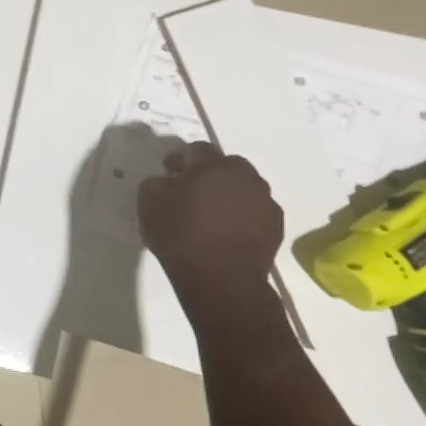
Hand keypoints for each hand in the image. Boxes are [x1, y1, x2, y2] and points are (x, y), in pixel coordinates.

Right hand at [138, 142, 283, 293]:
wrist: (220, 277)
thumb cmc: (180, 234)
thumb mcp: (149, 202)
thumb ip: (157, 182)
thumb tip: (168, 180)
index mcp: (214, 167)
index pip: (196, 148)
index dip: (179, 158)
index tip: (168, 172)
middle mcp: (245, 177)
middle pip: (226, 164)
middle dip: (209, 172)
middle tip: (190, 190)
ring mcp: (265, 201)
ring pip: (243, 187)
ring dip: (227, 192)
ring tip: (209, 213)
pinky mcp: (275, 224)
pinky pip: (254, 209)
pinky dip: (240, 213)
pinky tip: (224, 230)